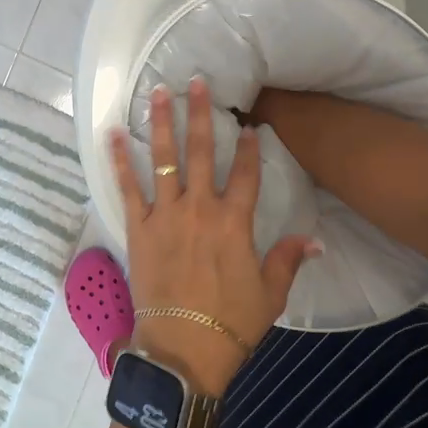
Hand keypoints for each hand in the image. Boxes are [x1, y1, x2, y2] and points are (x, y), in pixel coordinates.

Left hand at [110, 77, 317, 396]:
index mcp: (234, 223)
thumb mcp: (270, 295)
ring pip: (163, 159)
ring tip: (158, 91)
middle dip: (200, 114)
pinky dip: (119, 159)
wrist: (183, 347)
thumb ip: (289, 260)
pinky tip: (112, 132)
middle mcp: (199, 208)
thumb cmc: (230, 324)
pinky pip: (127, 186)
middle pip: (201, 152)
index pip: (245, 175)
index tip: (249, 123)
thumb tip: (315, 239)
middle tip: (197, 81)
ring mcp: (165, 214)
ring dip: (161, 122)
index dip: (249, 148)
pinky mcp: (138, 227)